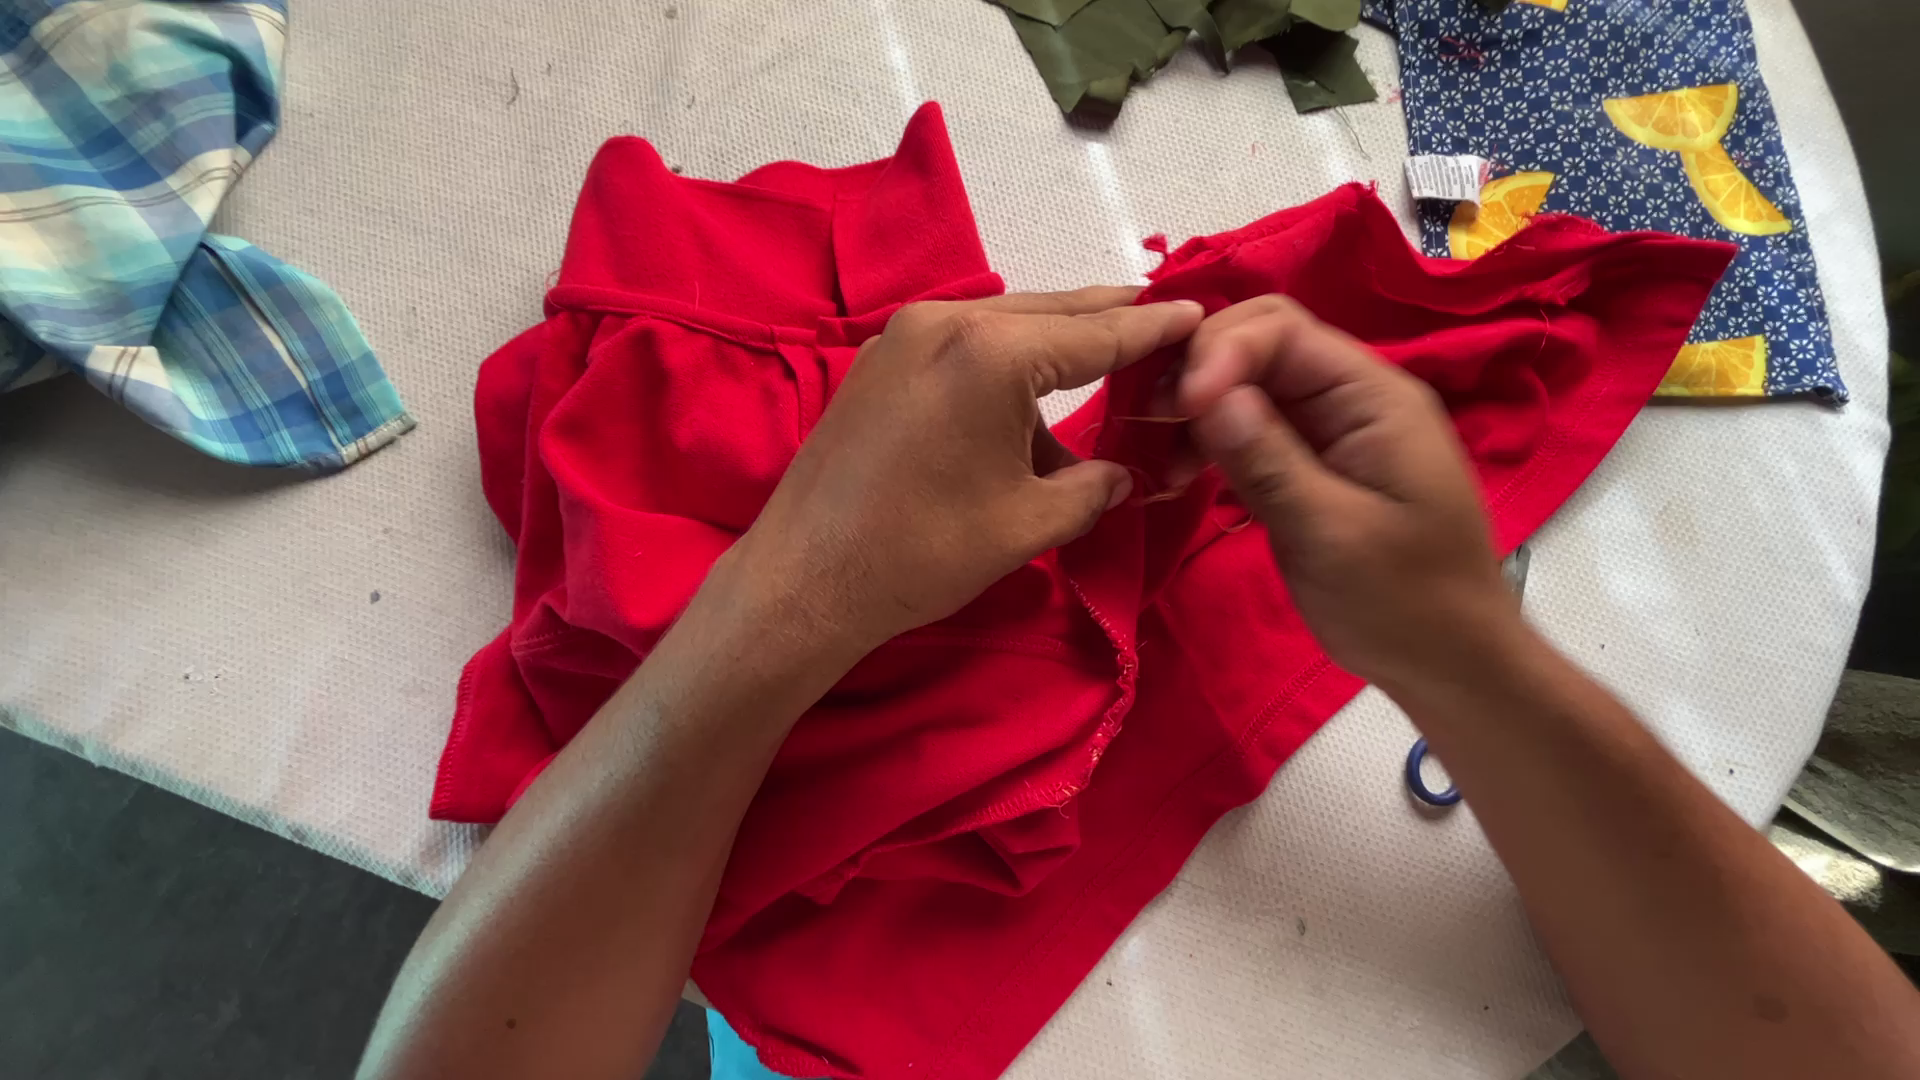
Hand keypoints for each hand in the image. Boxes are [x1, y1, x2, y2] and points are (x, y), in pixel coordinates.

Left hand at [723, 288, 1203, 653]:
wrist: (806, 580)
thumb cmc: (922, 553)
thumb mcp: (1028, 523)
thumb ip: (1092, 488)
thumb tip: (1124, 474)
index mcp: (992, 352)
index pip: (1097, 333)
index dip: (1153, 328)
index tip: (1197, 314)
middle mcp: (946, 321)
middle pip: (1050, 313)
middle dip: (1108, 322)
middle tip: (1160, 323)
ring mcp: (903, 337)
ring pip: (1003, 328)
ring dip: (1052, 351)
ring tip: (1097, 374)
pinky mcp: (877, 362)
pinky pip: (961, 347)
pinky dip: (1002, 364)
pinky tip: (1020, 400)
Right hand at [1177, 295, 1520, 691]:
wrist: (1441, 657)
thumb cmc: (1403, 599)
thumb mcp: (1332, 533)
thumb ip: (1270, 461)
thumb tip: (1206, 395)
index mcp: (1372, 397)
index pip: (1282, 331)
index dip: (1219, 353)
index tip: (1177, 408)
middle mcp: (1345, 398)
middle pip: (1257, 344)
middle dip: (1197, 371)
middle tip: (1152, 424)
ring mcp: (1322, 430)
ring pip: (1241, 385)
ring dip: (1192, 410)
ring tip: (1161, 461)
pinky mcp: (1299, 463)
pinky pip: (1241, 429)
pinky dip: (1202, 442)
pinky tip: (1176, 474)